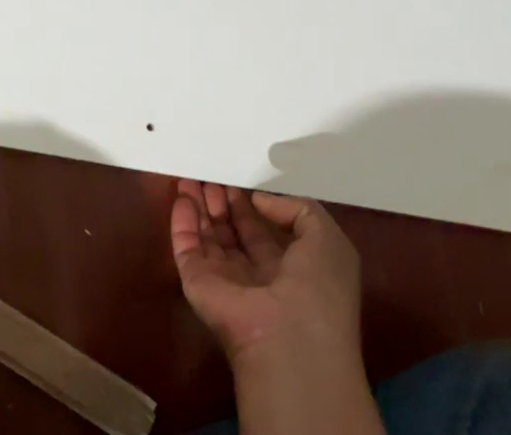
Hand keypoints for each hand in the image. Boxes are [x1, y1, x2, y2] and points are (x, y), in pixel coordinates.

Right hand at [171, 180, 361, 364]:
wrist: (287, 336)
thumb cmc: (318, 290)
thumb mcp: (329, 241)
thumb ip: (299, 210)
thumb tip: (258, 200)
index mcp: (289, 270)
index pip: (262, 233)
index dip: (250, 206)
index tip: (238, 182)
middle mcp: (254, 275)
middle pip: (231, 231)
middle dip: (221, 202)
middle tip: (210, 174)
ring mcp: (222, 278)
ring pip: (206, 235)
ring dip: (199, 205)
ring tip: (192, 177)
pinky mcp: (195, 279)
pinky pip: (185, 244)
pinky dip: (181, 219)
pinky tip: (183, 196)